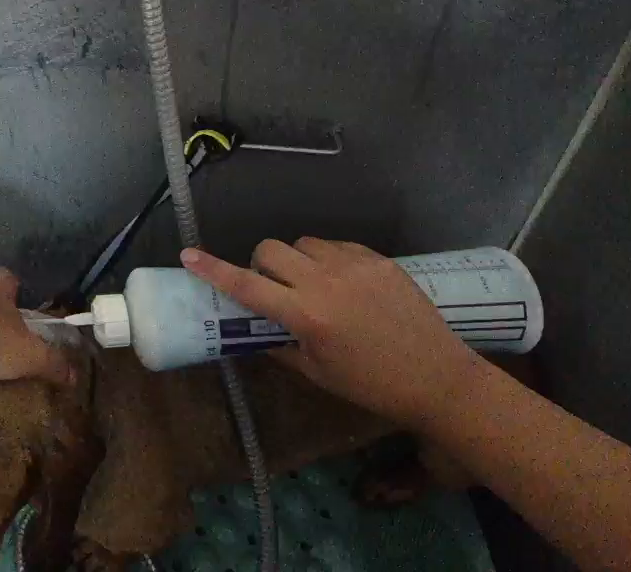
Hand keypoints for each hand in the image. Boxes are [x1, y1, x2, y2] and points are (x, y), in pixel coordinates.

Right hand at [180, 239, 485, 429]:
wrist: (442, 380)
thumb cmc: (374, 386)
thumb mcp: (318, 373)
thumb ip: (280, 345)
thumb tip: (254, 330)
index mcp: (306, 315)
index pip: (247, 286)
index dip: (213, 269)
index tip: (188, 255)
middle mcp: (325, 283)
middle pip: (270, 249)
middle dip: (264, 264)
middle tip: (276, 288)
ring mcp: (354, 266)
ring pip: (303, 243)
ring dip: (297, 260)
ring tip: (315, 285)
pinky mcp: (377, 259)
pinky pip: (336, 245)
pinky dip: (328, 259)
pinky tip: (346, 284)